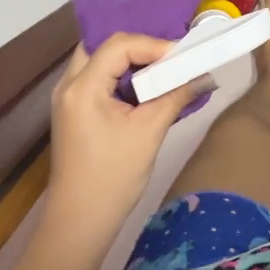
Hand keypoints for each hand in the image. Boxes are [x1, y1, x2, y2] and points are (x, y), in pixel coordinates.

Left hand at [49, 34, 200, 210]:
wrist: (80, 224)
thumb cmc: (113, 178)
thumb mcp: (149, 132)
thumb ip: (175, 96)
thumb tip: (203, 75)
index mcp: (82, 87)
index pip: (118, 46)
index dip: (152, 45)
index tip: (180, 56)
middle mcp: (68, 85)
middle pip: (102, 46)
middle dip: (137, 46)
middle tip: (166, 56)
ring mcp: (66, 98)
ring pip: (97, 60)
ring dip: (127, 60)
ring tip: (158, 68)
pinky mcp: (72, 112)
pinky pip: (95, 77)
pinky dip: (118, 75)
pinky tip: (141, 86)